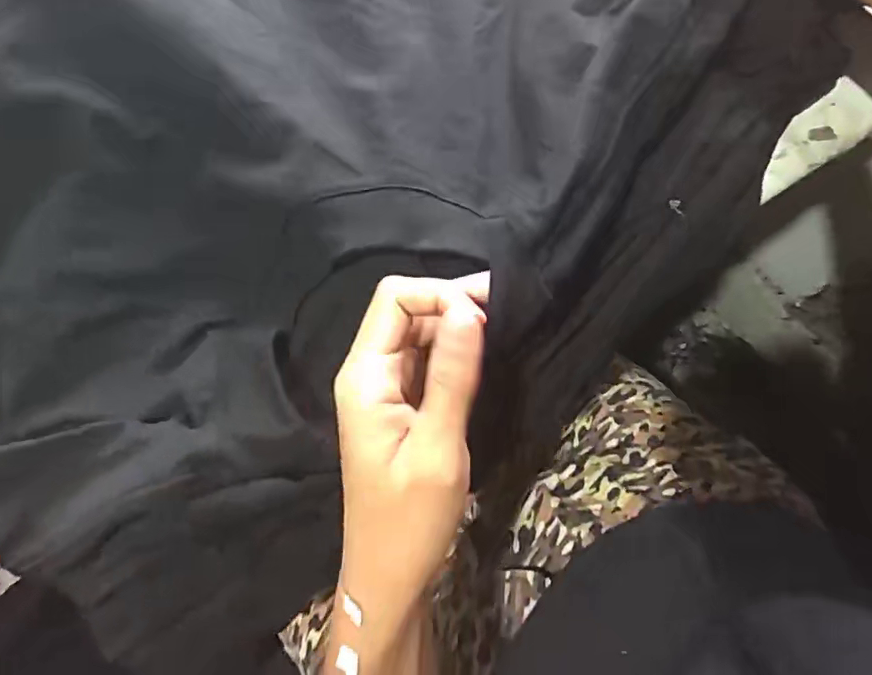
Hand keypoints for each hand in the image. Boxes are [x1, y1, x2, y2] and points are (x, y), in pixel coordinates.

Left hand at [333, 274, 488, 627]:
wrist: (392, 577)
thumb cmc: (410, 520)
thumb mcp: (437, 447)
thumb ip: (453, 374)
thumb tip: (470, 308)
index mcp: (365, 376)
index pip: (395, 298)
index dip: (440, 294)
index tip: (485, 315)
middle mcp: (371, 371)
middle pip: (409, 307)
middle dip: (454, 302)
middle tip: (506, 315)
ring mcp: (387, 386)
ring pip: (422, 327)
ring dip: (459, 323)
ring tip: (502, 332)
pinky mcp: (405, 400)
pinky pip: (430, 354)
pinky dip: (458, 347)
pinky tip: (486, 354)